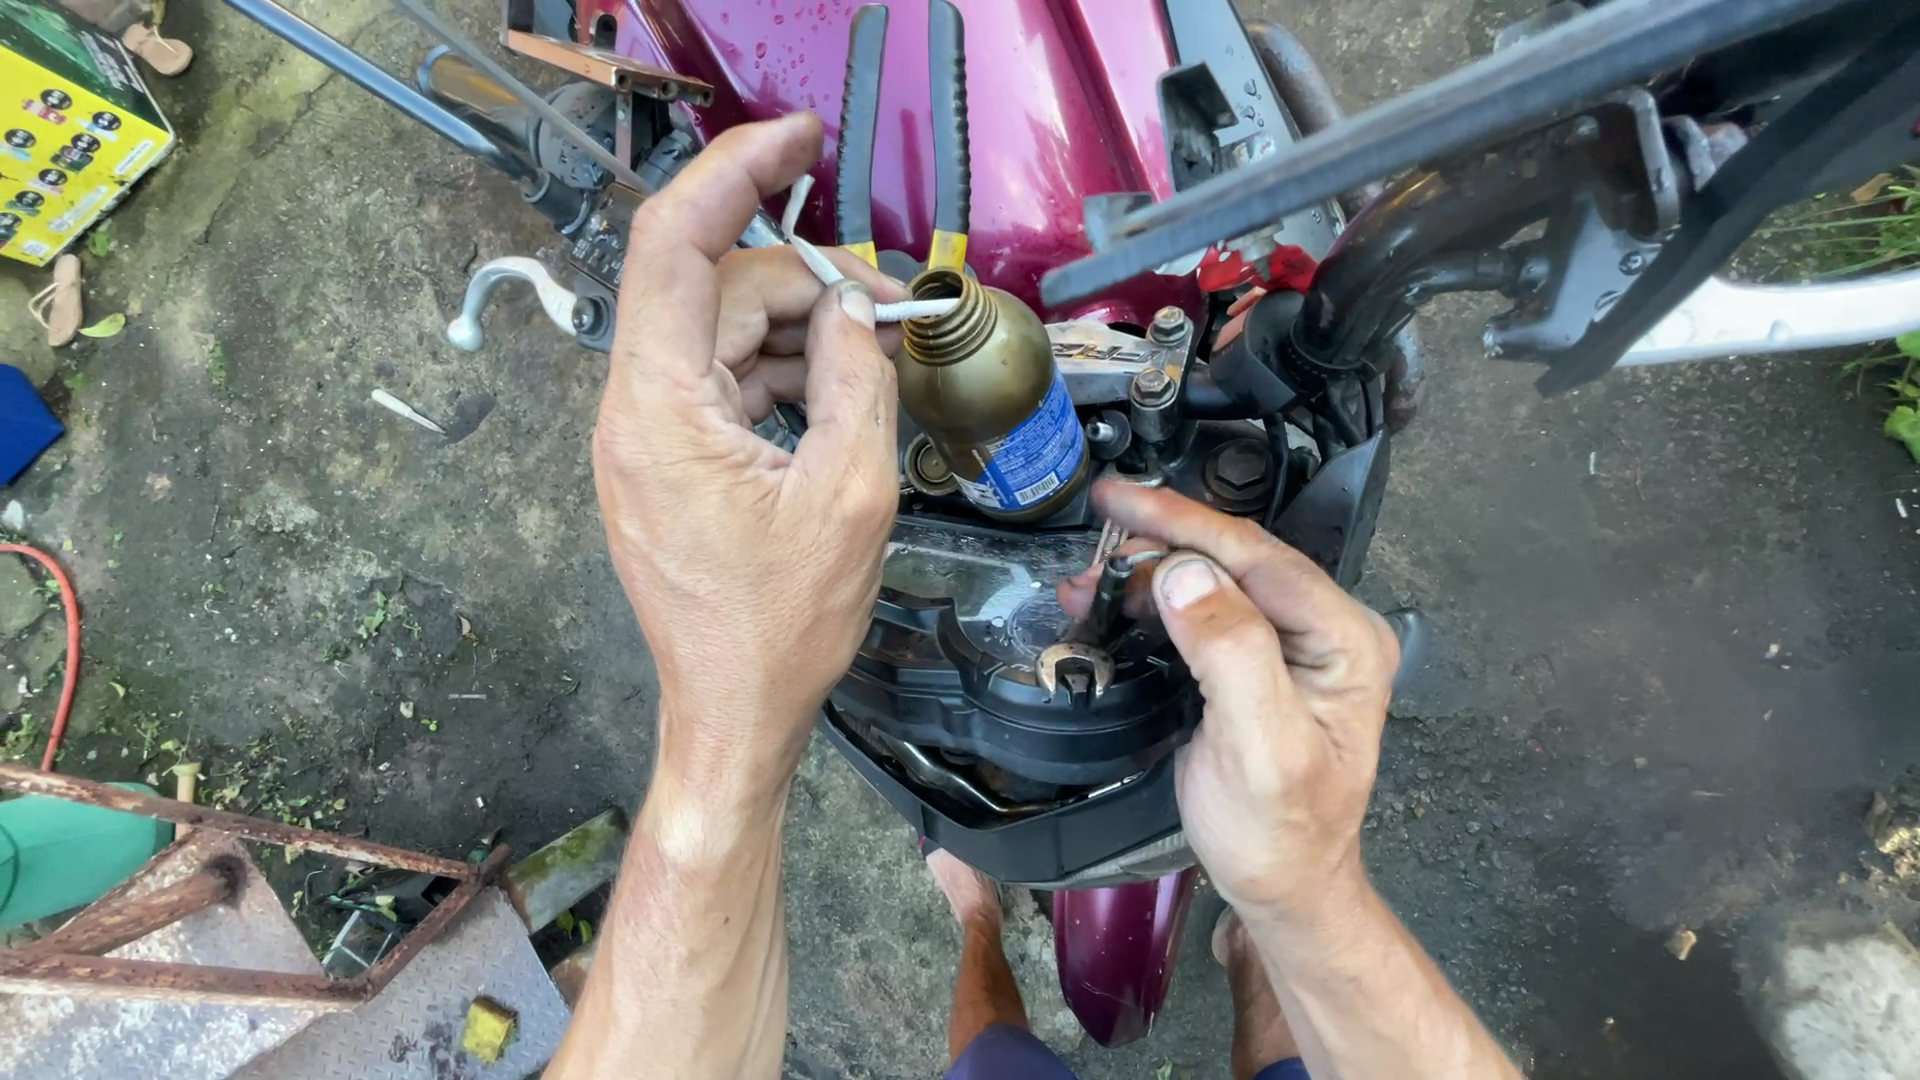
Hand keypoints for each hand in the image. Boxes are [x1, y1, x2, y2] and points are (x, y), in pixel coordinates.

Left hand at [593, 113, 905, 821]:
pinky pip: (726, 384)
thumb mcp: (851, 494)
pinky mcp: (672, 462)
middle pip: (717, 291)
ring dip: (801, 331)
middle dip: (805, 281)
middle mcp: (636, 411)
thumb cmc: (783, 625)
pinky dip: (783, 374)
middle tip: (885, 305)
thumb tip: (854, 309)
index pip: (677, 243)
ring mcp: (650, 438)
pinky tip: (837, 391)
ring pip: (725, 336)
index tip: (800, 139)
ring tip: (873, 355)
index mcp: (659, 408)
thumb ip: (856, 381)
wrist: (736, 709)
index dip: (737, 172)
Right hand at [1061, 480, 1398, 922]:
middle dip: (1154, 546)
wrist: (1281, 881)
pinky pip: (1197, 608)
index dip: (1181, 522)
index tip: (1116, 498)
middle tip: (1092, 555)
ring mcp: (1287, 638)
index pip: (1256, 556)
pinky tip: (1112, 605)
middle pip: (1230, 557)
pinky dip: (1149, 600)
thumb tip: (1184, 575)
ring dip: (1144, 573)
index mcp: (1343, 638)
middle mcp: (1321, 625)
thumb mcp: (1261, 749)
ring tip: (1089, 586)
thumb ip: (1231, 655)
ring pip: (1208, 577)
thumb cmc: (1277, 830)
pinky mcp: (1252, 654)